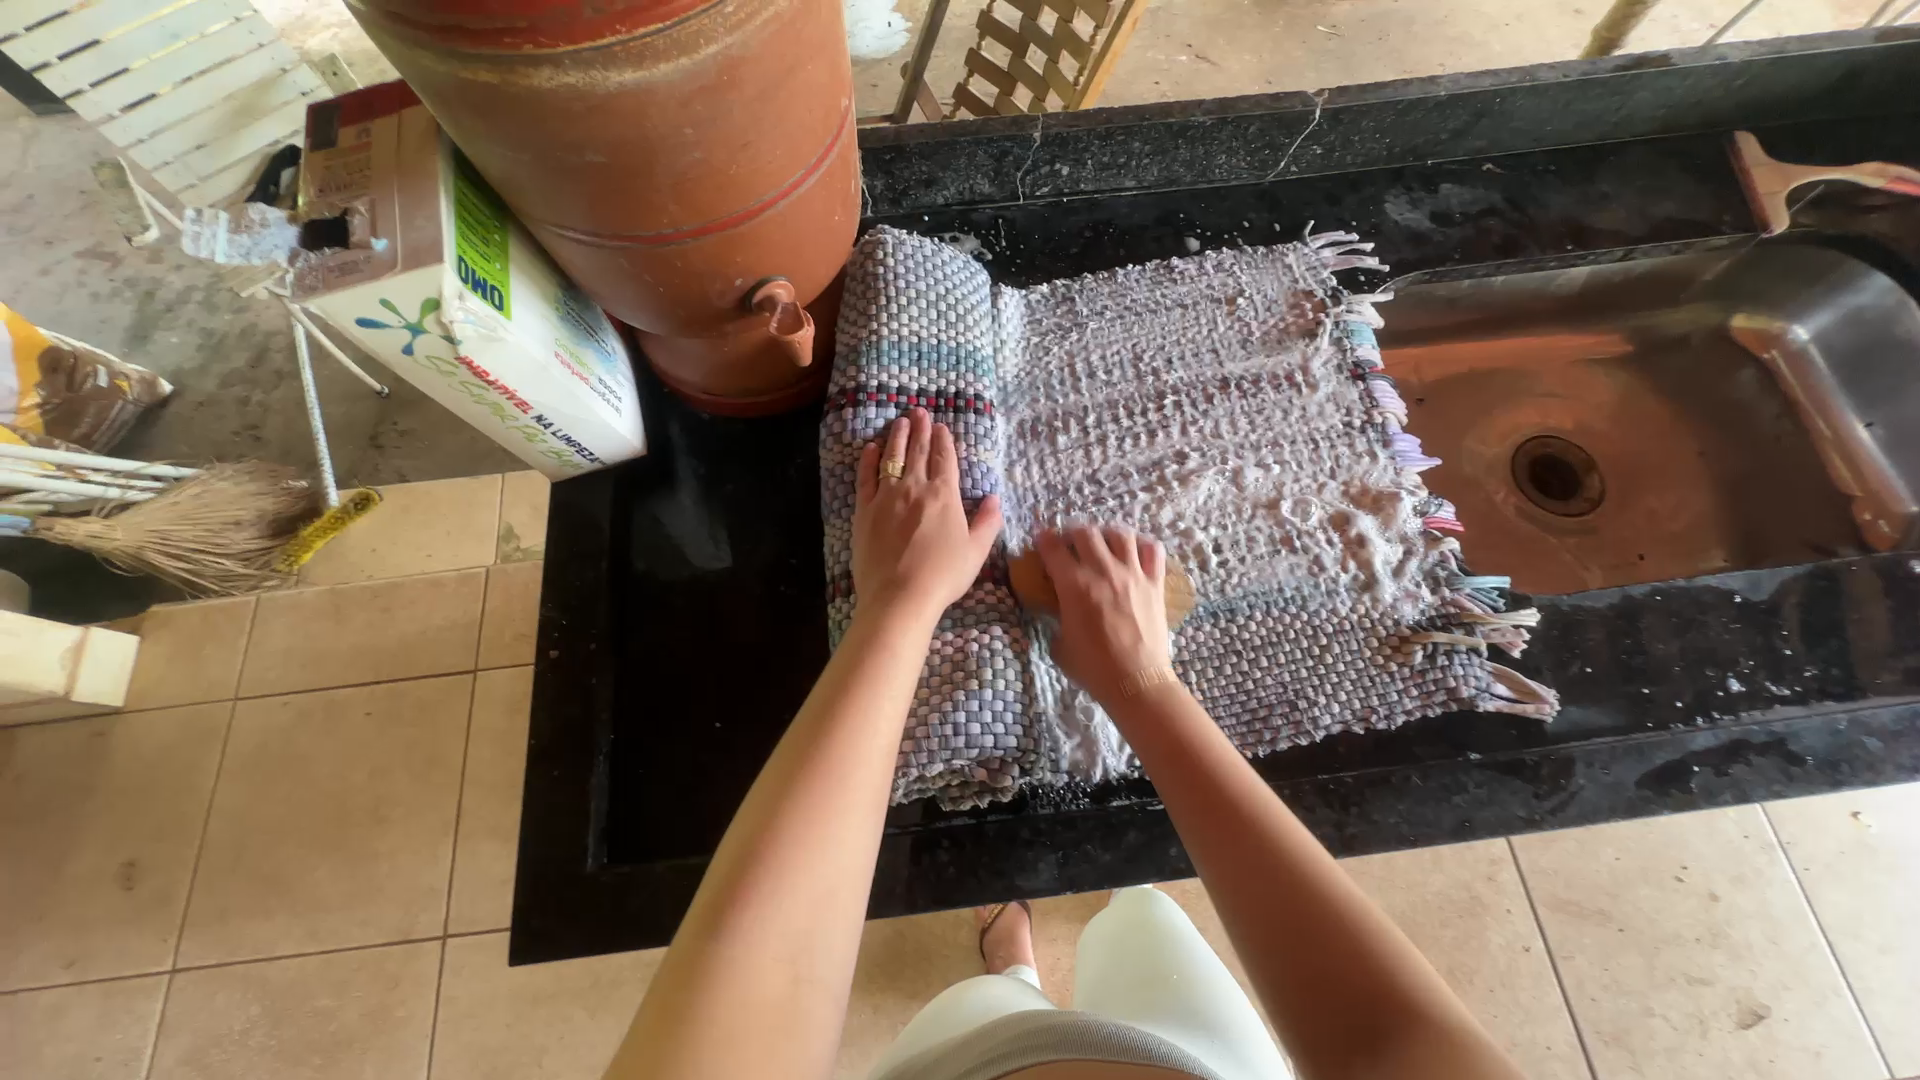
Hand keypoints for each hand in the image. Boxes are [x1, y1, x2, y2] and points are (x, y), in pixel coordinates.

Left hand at [853, 408, 1003, 626]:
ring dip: (897, 438)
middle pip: (918, 452)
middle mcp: (914, 488)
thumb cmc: (943, 576)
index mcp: (944, 495)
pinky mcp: (864, 511)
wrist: (900, 596)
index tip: (942, 426)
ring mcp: (886, 497)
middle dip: (920, 430)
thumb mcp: (976, 552)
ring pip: (892, 458)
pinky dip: (868, 461)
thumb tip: (994, 499)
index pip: (945, 460)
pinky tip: (871, 449)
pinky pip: (866, 478)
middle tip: (919, 411)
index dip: (944, 441)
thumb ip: (987, 523)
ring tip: (899, 422)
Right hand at [1035, 525, 1173, 704]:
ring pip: (1120, 534)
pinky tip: (1135, 552)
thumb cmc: (1093, 667)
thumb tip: (1055, 607)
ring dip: (1106, 534)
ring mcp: (1133, 574)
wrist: (1136, 681)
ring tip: (1102, 544)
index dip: (1043, 540)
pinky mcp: (1155, 583)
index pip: (1053, 548)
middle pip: (1085, 532)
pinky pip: (1153, 550)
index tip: (1041, 541)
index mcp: (1074, 585)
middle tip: (1070, 545)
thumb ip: (1056, 617)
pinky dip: (1143, 545)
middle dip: (1072, 534)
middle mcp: (1104, 571)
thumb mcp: (1060, 643)